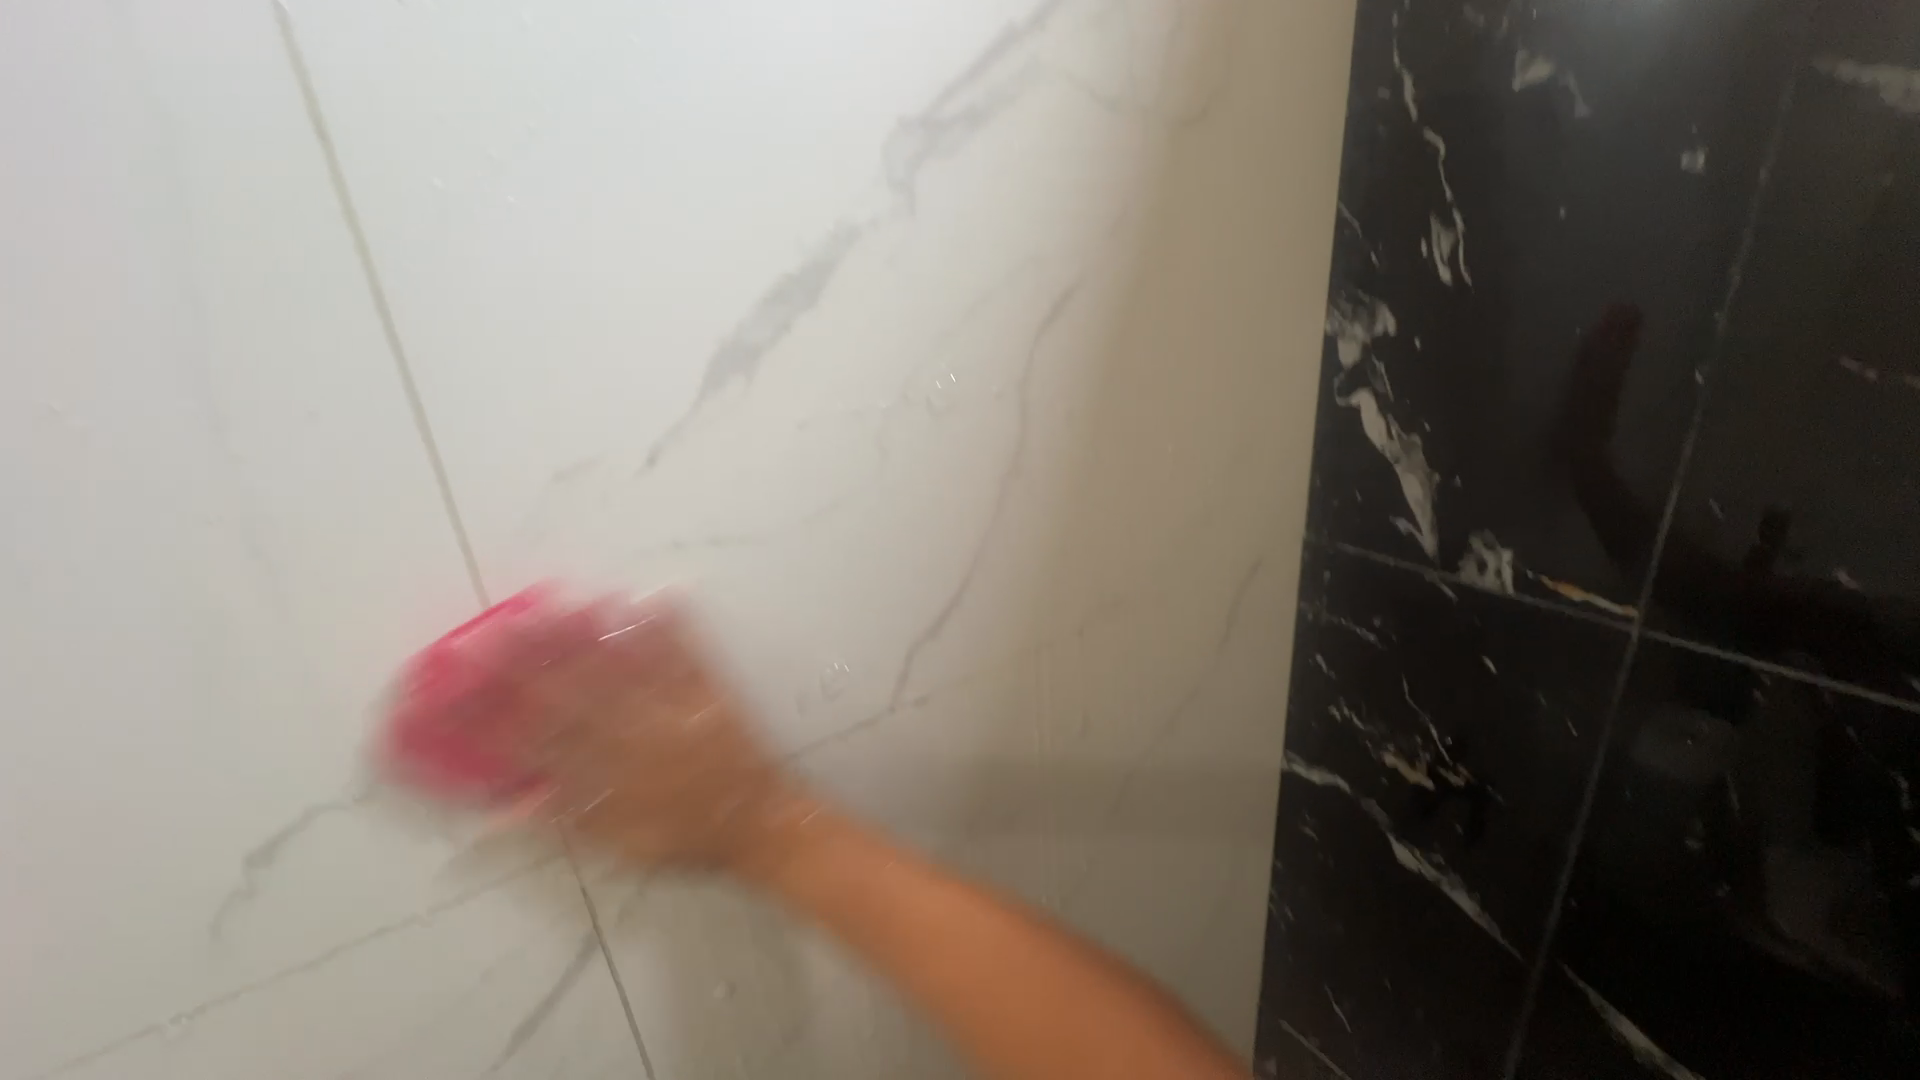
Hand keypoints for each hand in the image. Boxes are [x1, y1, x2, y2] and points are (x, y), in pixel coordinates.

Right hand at [504, 599, 812, 871]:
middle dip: (533, 661)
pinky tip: (655, 597)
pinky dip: (672, 627)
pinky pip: (689, 657)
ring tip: (558, 603)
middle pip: (576, 694)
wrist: (760, 824)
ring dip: (592, 636)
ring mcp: (677, 711)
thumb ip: (564, 820)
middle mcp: (639, 739)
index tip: (460, 692)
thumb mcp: (619, 845)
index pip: (538, 743)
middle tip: (497, 629)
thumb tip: (505, 809)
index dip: (495, 717)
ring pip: (626, 669)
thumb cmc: (687, 838)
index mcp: (611, 778)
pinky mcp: (712, 694)